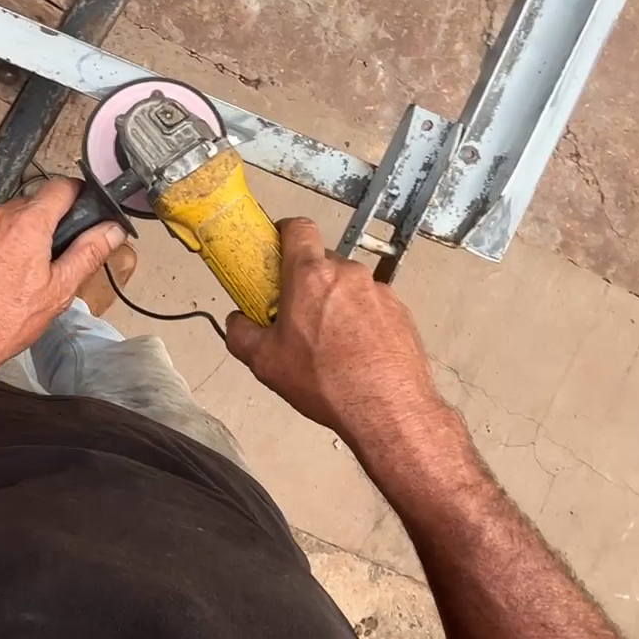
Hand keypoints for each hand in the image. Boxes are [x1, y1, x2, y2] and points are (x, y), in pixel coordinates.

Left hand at [0, 178, 125, 384]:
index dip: (75, 195)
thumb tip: (112, 230)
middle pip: (30, 204)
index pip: (60, 187)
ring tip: (14, 273)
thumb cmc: (5, 322)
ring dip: (12, 236)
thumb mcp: (58, 290)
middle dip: (42, 225)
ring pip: (1, 219)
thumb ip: (89, 253)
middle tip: (47, 259)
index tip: (80, 210)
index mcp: (27, 224)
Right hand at [225, 218, 448, 441]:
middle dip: (306, 281)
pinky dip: (360, 320)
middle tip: (295, 314)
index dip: (284, 232)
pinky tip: (355, 352)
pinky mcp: (401, 312)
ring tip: (328, 342)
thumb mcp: (265, 362)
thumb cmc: (328, 382)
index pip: (298, 228)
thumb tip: (237, 323)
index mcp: (310, 275)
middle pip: (321, 261)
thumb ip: (241, 334)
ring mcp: (378, 291)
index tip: (276, 250)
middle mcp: (347, 274)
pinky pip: (372, 305)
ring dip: (334, 303)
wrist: (389, 410)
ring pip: (347, 285)